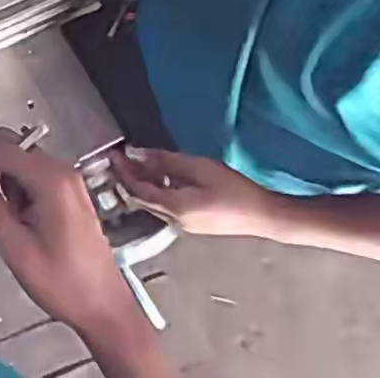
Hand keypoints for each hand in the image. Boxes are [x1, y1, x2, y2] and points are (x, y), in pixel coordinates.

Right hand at [0, 129, 140, 338]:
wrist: (106, 310)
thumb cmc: (65, 284)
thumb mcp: (15, 246)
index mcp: (49, 180)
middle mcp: (61, 171)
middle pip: (9, 146)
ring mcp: (67, 180)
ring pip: (19, 160)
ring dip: (3, 180)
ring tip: (9, 219)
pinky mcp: (68, 191)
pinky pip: (32, 174)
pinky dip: (17, 188)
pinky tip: (21, 219)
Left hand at [111, 148, 293, 238]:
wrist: (266, 216)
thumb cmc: (231, 189)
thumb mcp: (196, 168)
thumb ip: (164, 161)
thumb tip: (135, 153)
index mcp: (173, 209)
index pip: (137, 190)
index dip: (122, 171)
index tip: (112, 153)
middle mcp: (174, 221)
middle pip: (142, 198)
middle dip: (128, 177)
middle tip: (121, 156)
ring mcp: (185, 226)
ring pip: (153, 203)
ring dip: (142, 183)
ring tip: (137, 161)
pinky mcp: (195, 223)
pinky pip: (166, 206)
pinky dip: (157, 189)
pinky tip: (160, 175)